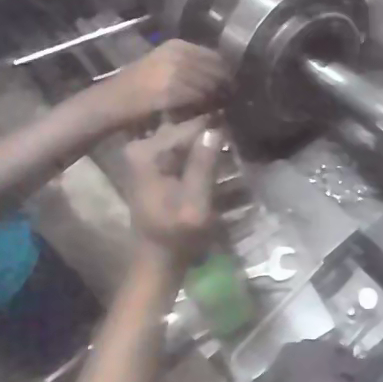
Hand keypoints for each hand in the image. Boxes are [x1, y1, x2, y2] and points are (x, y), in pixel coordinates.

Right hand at [98, 40, 228, 126]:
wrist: (114, 99)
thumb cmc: (138, 85)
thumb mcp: (163, 64)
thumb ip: (188, 64)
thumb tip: (217, 74)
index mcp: (177, 45)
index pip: (213, 55)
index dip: (224, 69)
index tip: (231, 81)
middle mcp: (178, 54)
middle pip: (215, 68)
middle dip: (225, 82)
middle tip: (231, 95)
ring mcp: (176, 71)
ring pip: (210, 83)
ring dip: (219, 94)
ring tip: (223, 103)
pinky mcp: (173, 90)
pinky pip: (199, 97)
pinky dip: (207, 104)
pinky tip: (210, 110)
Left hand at [121, 117, 224, 266]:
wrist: (157, 259)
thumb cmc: (177, 234)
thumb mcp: (196, 202)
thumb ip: (203, 165)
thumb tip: (215, 129)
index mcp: (147, 153)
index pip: (188, 127)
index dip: (216, 126)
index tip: (239, 123)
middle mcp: (142, 147)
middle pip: (186, 129)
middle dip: (212, 133)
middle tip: (240, 133)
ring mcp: (146, 155)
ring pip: (186, 138)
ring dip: (208, 143)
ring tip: (234, 145)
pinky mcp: (155, 164)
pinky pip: (182, 149)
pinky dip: (200, 153)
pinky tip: (221, 157)